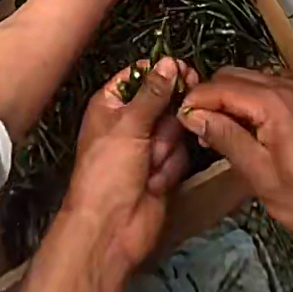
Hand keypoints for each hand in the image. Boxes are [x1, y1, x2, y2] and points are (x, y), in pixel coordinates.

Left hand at [61, 57, 198, 269]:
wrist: (111, 230)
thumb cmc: (108, 171)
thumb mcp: (129, 125)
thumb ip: (154, 92)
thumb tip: (169, 62)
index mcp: (112, 103)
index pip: (141, 75)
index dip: (163, 73)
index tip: (184, 71)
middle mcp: (130, 120)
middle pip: (165, 100)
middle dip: (167, 118)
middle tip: (165, 127)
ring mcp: (148, 144)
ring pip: (176, 127)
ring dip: (167, 147)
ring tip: (151, 165)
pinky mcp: (163, 166)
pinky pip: (180, 153)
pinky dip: (170, 167)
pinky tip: (155, 182)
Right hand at [178, 68, 292, 247]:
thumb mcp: (259, 173)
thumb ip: (225, 137)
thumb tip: (191, 115)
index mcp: (274, 102)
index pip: (221, 87)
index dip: (196, 101)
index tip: (179, 120)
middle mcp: (283, 85)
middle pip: (230, 76)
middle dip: (208, 98)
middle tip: (196, 130)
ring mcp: (291, 88)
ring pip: (242, 78)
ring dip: (223, 98)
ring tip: (213, 132)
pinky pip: (257, 86)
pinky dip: (240, 99)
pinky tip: (235, 127)